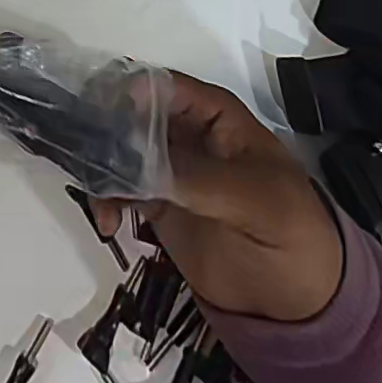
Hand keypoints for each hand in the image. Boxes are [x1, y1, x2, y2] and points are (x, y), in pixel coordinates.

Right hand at [96, 72, 343, 321]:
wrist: (298, 295)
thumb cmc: (290, 228)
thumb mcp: (255, 199)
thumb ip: (200, 178)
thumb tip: (142, 161)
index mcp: (215, 113)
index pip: (164, 87)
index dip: (128, 94)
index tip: (96, 116)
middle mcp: (187, 131)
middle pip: (135, 114)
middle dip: (105, 131)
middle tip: (83, 157)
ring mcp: (171, 168)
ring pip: (122, 152)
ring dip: (102, 169)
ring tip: (101, 204)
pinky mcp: (160, 203)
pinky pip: (122, 190)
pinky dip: (107, 200)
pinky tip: (108, 224)